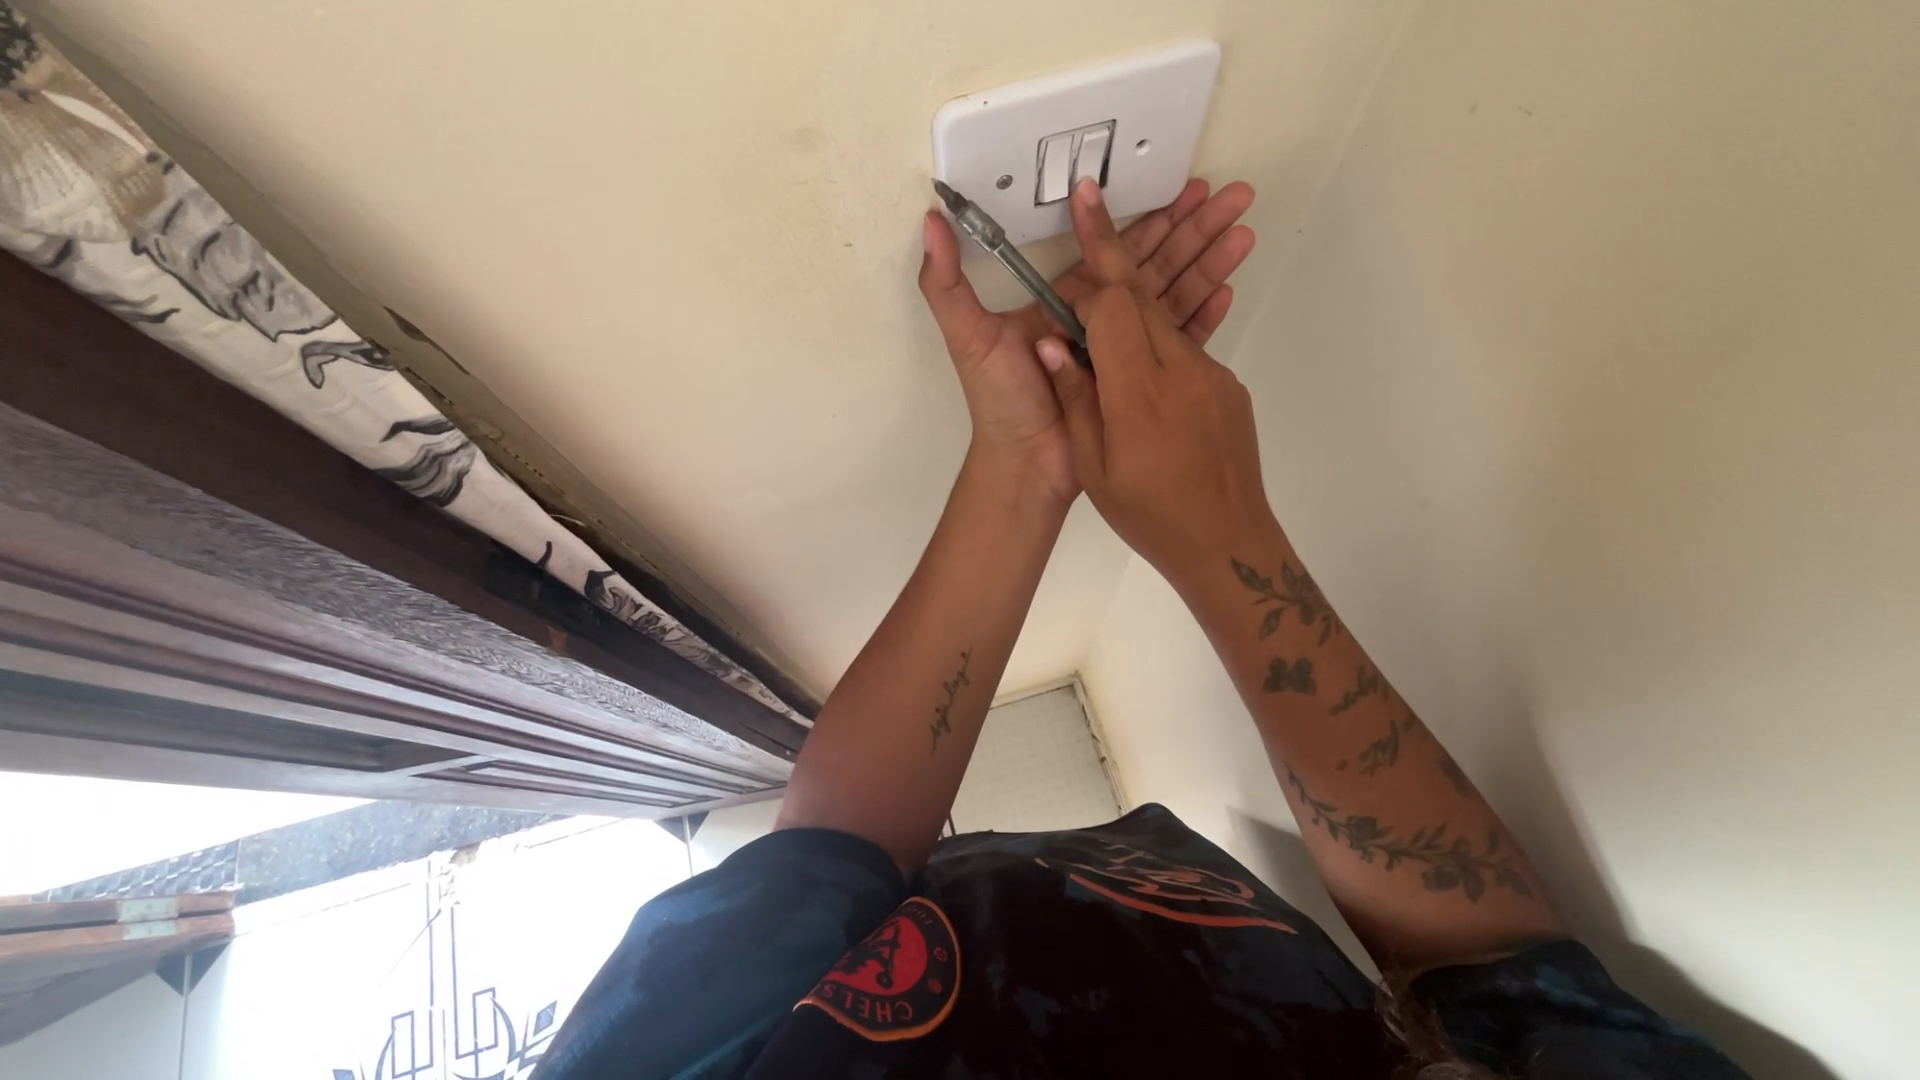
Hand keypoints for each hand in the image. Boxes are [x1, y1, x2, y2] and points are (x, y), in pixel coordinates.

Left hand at [918, 178, 1256, 503]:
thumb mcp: (967, 337)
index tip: (1185, 189)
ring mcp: (1123, 353)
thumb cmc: (1000, 403)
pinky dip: (1203, 317)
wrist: (1028, 465)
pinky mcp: (1142, 384)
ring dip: (1209, 264)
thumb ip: (946, 282)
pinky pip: (1178, 344)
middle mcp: (1099, 322)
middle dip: (1195, 231)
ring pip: (1173, 297)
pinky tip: (1229, 290)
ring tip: (1244, 234)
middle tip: (1235, 197)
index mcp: (1067, 303)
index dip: (1152, 219)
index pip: (1115, 252)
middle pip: (1155, 266)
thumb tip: (931, 218)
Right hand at [1036, 179, 1277, 580]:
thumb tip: (1053, 343)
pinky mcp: (1227, 387)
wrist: (1227, 544)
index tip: (1084, 203)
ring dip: (1180, 255)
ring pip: (1178, 306)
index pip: (1112, 304)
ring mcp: (1209, 377)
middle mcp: (1178, 371)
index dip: (1095, 252)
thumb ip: (1076, 399)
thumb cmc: (1151, 515)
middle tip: (1105, 193)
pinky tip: (1210, 280)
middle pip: (1147, 291)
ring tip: (1212, 198)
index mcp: (1136, 392)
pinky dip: (1183, 312)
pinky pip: (1195, 338)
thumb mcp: (1097, 467)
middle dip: (1123, 239)